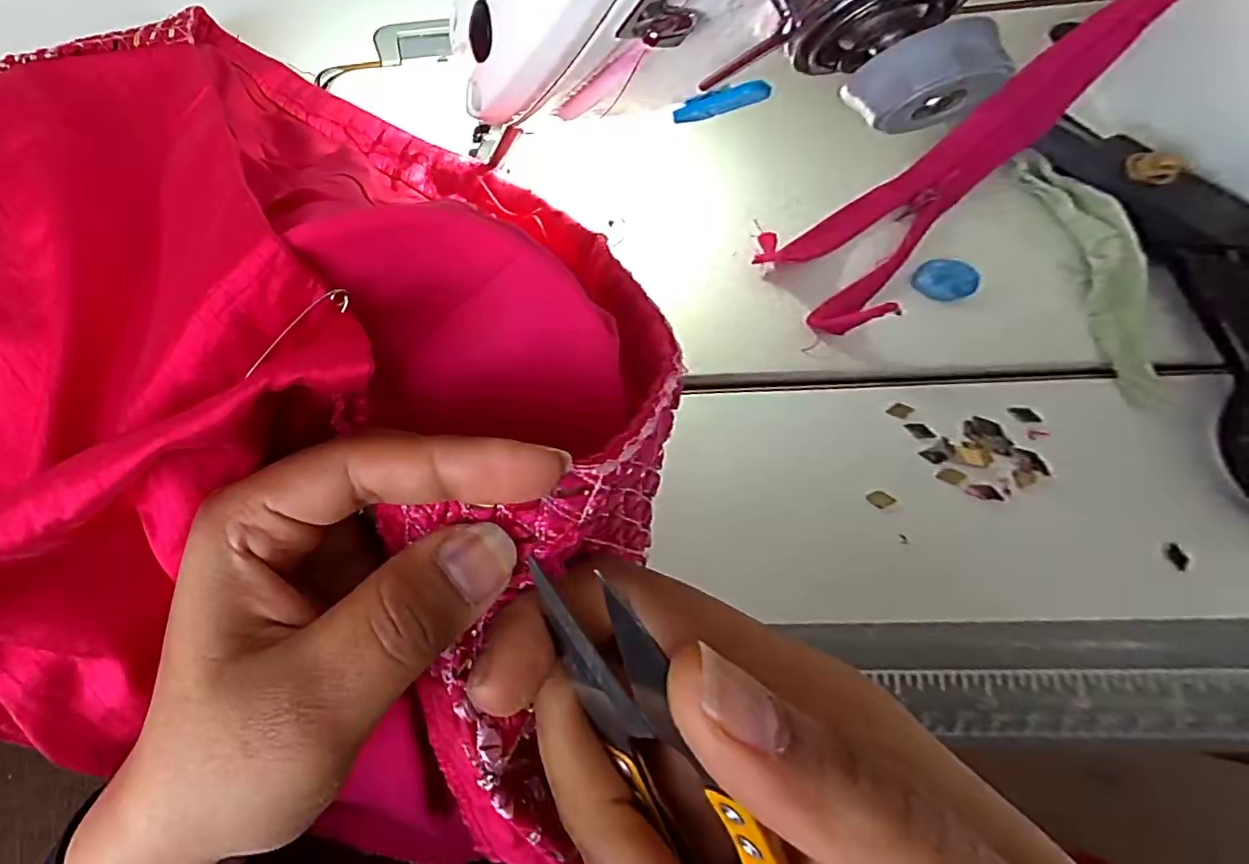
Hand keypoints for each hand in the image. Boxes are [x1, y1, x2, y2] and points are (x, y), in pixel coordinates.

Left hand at [66, 433, 568, 863]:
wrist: (195, 824)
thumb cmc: (230, 762)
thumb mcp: (315, 697)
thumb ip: (400, 616)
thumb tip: (491, 542)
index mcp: (249, 518)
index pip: (358, 466)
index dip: (451, 459)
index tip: (540, 464)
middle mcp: (280, 517)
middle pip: (385, 479)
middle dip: (468, 485)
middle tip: (556, 490)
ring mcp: (311, 550)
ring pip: (403, 515)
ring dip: (468, 523)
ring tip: (543, 528)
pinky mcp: (339, 586)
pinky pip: (407, 559)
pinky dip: (454, 565)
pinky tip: (499, 572)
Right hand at [470, 557, 1072, 863]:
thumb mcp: (938, 859)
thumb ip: (831, 773)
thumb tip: (694, 671)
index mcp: (760, 677)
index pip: (615, 596)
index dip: (543, 615)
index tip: (496, 686)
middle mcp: (713, 711)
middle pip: (583, 674)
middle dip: (562, 738)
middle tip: (620, 832)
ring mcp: (697, 775)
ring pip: (587, 756)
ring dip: (600, 819)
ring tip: (678, 861)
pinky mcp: (684, 827)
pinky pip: (610, 817)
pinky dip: (609, 835)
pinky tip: (651, 854)